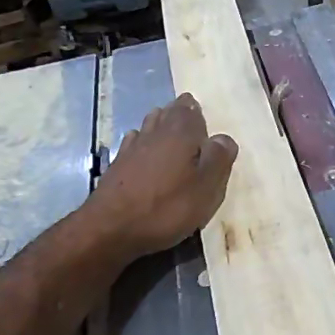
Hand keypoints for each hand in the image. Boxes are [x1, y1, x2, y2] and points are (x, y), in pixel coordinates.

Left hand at [85, 93, 236, 258]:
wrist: (111, 228)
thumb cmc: (166, 208)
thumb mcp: (206, 189)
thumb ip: (218, 159)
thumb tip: (224, 138)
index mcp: (180, 131)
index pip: (190, 107)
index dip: (198, 113)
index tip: (204, 124)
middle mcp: (154, 131)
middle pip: (168, 113)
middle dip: (179, 117)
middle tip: (192, 130)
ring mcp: (131, 147)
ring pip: (149, 127)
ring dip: (160, 130)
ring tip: (172, 143)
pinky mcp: (116, 165)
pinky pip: (134, 145)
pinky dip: (143, 147)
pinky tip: (146, 158)